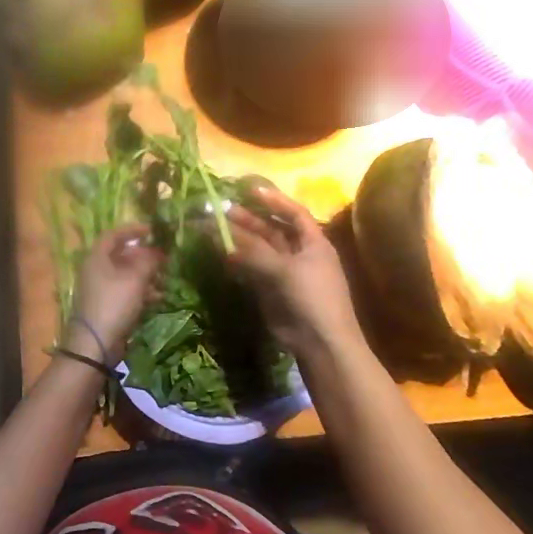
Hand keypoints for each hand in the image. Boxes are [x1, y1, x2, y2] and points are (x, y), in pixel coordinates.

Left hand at [65, 224, 164, 363]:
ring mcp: (100, 289)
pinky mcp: (107, 306)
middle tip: (164, 258)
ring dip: (146, 275)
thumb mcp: (135, 279)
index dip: (132, 230)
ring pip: (126, 275)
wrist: (94, 344)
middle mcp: (96, 270)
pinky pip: (126, 292)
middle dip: (144, 256)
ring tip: (165, 279)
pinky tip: (159, 297)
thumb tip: (158, 251)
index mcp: (97, 258)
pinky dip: (142, 291)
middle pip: (121, 256)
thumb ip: (148, 261)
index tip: (152, 231)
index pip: (113, 235)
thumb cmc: (113, 304)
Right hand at [225, 188, 362, 357]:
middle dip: (248, 220)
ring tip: (213, 229)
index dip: (274, 201)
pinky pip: (251, 270)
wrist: (320, 342)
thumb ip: (252, 252)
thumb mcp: (285, 270)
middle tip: (220, 211)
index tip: (249, 190)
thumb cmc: (312, 298)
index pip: (294, 213)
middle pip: (271, 230)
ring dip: (237, 240)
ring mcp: (283, 273)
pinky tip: (219, 252)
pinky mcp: (270, 291)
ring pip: (258, 250)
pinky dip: (236, 261)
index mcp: (313, 242)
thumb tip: (219, 237)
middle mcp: (298, 253)